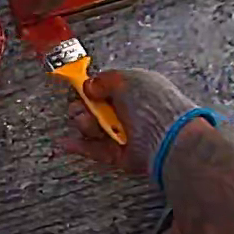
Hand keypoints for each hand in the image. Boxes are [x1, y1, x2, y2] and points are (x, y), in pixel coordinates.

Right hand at [61, 69, 201, 176]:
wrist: (166, 138)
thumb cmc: (151, 105)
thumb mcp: (126, 80)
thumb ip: (103, 80)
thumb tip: (88, 85)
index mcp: (135, 90)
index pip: (106, 88)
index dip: (91, 89)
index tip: (80, 89)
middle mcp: (130, 112)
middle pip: (95, 109)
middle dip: (83, 108)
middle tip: (82, 109)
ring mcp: (124, 134)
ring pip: (93, 128)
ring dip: (85, 124)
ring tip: (89, 124)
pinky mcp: (119, 154)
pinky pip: (95, 149)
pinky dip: (80, 146)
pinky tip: (66, 143)